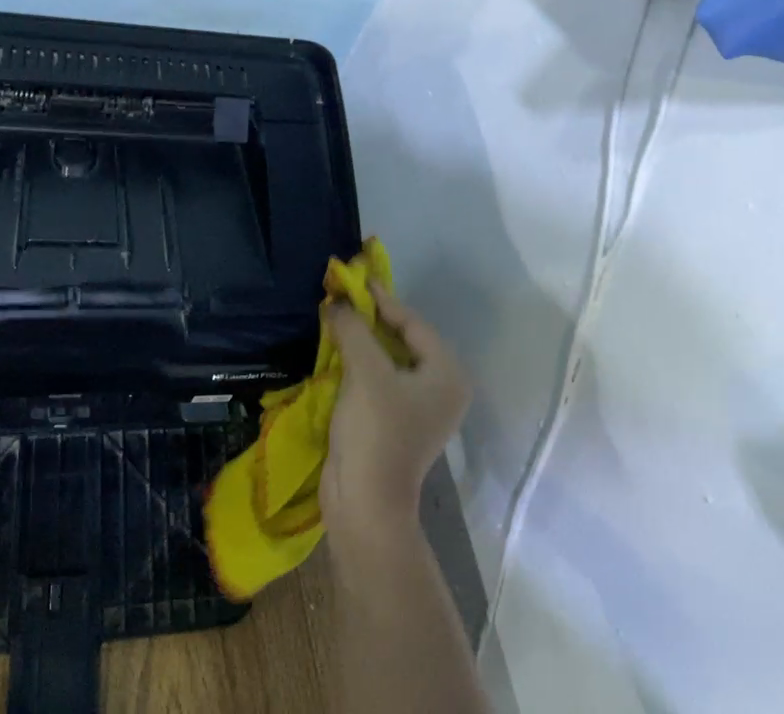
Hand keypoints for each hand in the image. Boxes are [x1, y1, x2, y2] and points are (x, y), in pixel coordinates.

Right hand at [321, 283, 470, 537]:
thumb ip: (354, 330)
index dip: (382, 300)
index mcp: (447, 375)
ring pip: (390, 361)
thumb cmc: (376, 433)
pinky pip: (381, 381)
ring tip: (336, 319)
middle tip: (343, 297)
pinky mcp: (397, 424)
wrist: (366, 504)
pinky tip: (337, 353)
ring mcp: (420, 409)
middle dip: (372, 320)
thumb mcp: (365, 374)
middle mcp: (441, 389)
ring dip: (363, 342)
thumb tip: (338, 303)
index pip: (414, 324)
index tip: (354, 279)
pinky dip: (361, 365)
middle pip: (405, 340)